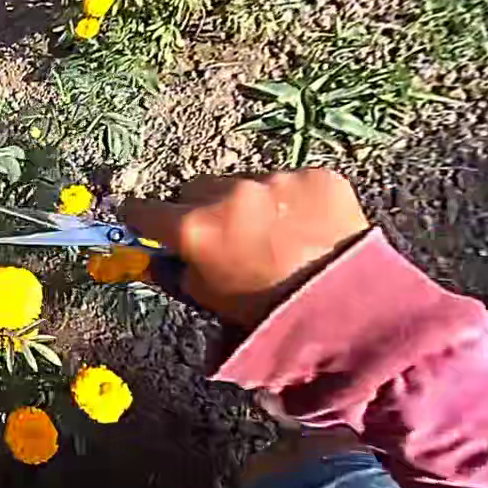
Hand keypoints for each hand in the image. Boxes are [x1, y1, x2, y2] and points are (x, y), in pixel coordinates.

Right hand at [121, 169, 369, 329]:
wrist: (347, 311)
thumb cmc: (267, 312)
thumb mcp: (208, 299)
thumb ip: (178, 271)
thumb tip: (161, 256)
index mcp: (195, 228)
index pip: (145, 210)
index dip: (141, 217)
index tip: (141, 219)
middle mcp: (228, 195)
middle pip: (194, 189)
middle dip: (199, 208)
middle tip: (221, 234)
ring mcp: (274, 179)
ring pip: (242, 182)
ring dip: (246, 202)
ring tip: (273, 234)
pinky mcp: (313, 175)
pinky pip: (288, 182)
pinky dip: (290, 200)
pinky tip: (304, 227)